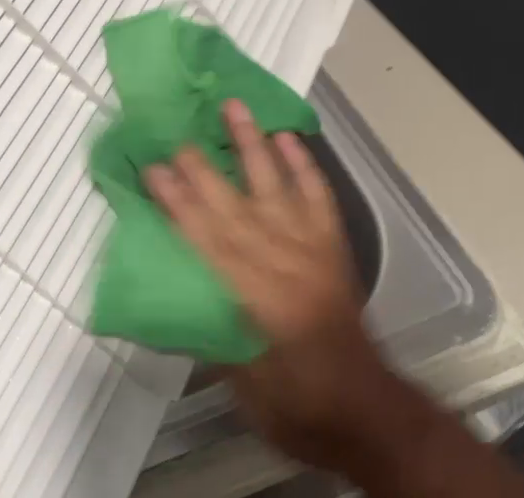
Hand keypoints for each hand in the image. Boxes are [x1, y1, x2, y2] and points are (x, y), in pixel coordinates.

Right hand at [144, 99, 392, 472]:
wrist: (371, 415)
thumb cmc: (300, 409)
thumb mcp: (245, 387)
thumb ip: (209, 335)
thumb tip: (162, 298)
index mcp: (263, 303)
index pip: (210, 242)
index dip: (178, 205)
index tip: (153, 171)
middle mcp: (290, 267)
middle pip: (238, 208)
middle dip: (204, 171)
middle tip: (176, 135)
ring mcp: (316, 252)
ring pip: (278, 188)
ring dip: (253, 146)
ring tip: (234, 107)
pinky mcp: (335, 249)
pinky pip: (319, 199)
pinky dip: (304, 166)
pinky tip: (286, 137)